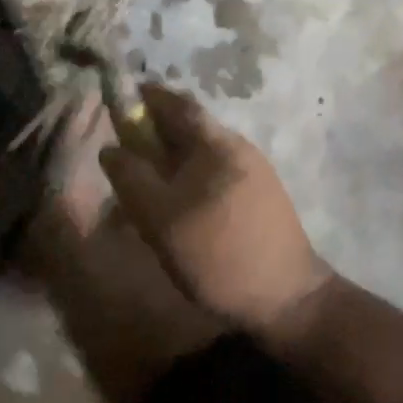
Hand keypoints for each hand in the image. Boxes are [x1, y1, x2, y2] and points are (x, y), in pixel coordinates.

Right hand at [99, 84, 332, 333]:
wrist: (292, 306)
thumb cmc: (219, 254)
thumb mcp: (159, 217)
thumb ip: (129, 176)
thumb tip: (111, 149)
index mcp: (217, 143)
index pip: (175, 101)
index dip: (143, 96)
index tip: (116, 102)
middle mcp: (239, 148)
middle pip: (189, 125)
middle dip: (154, 130)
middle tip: (124, 147)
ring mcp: (255, 174)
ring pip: (201, 151)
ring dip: (171, 156)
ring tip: (146, 178)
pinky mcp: (262, 199)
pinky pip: (214, 172)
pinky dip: (188, 175)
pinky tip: (177, 202)